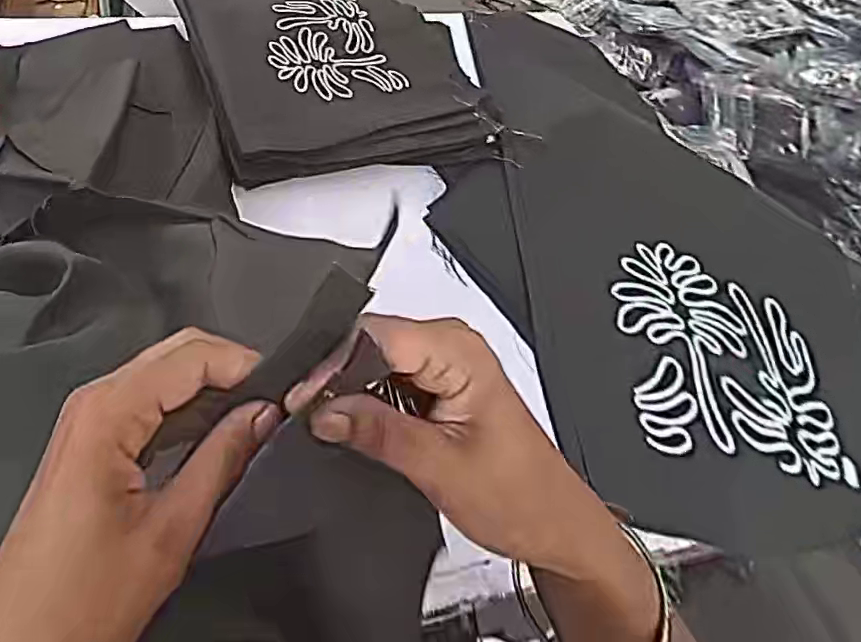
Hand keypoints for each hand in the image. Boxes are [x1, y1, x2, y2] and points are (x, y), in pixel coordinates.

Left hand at [0, 329, 280, 641]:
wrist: (20, 634)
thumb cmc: (81, 597)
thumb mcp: (169, 531)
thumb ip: (221, 461)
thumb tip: (260, 416)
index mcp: (108, 412)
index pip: (190, 356)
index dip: (242, 363)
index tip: (280, 386)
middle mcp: (94, 399)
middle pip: (176, 350)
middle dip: (228, 365)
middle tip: (270, 398)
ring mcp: (88, 412)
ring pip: (163, 369)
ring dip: (209, 382)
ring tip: (251, 413)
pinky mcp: (90, 431)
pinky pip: (147, 395)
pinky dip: (185, 401)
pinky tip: (212, 427)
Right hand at [289, 315, 666, 639]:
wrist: (556, 525)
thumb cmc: (524, 497)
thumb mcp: (441, 468)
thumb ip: (378, 432)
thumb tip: (325, 410)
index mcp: (459, 350)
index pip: (375, 335)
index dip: (333, 364)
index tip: (305, 397)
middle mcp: (450, 343)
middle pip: (369, 340)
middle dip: (334, 375)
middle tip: (307, 411)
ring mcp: (442, 358)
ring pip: (372, 356)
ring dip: (346, 388)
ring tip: (325, 418)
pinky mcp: (434, 377)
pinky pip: (384, 372)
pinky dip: (363, 396)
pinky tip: (352, 419)